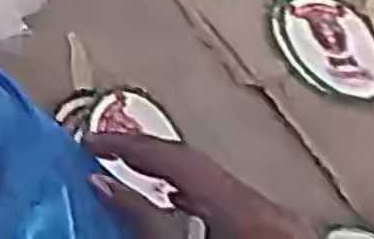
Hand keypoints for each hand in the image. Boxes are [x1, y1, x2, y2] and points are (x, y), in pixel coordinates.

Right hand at [85, 133, 310, 238]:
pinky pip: (237, 207)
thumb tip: (101, 183)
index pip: (171, 155)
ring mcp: (283, 229)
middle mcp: (266, 210)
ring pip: (216, 186)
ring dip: (174, 176)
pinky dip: (202, 200)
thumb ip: (142, 219)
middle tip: (108, 153)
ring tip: (138, 177)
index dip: (124, 144)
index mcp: (241, 206)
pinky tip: (184, 210)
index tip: (89, 143)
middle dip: (149, 156)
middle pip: (196, 165)